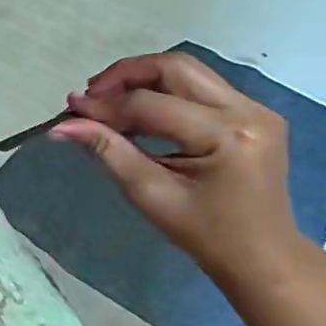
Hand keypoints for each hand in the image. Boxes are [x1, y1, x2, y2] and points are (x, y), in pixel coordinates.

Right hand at [51, 51, 304, 280]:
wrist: (264, 258)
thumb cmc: (205, 234)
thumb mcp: (150, 194)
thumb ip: (108, 151)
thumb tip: (62, 126)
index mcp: (227, 136)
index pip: (151, 105)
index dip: (106, 106)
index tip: (70, 111)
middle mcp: (248, 111)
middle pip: (174, 68)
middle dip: (126, 75)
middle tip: (91, 96)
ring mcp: (256, 108)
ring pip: (186, 71)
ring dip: (143, 79)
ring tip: (109, 102)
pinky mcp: (253, 112)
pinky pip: (199, 86)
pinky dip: (163, 91)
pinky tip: (139, 112)